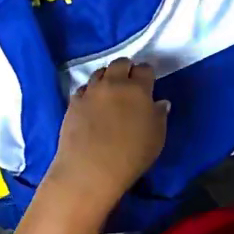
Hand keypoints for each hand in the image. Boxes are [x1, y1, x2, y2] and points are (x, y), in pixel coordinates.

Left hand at [43, 59, 169, 211]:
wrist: (91, 169)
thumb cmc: (131, 155)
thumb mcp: (156, 138)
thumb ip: (159, 116)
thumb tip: (160, 103)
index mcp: (137, 89)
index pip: (144, 69)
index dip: (147, 74)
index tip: (147, 83)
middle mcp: (113, 83)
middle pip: (120, 63)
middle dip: (126, 69)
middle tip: (129, 83)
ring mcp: (91, 91)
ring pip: (99, 72)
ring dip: (107, 77)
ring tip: (109, 91)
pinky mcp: (73, 102)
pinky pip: (83, 88)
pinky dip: (90, 92)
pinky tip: (92, 103)